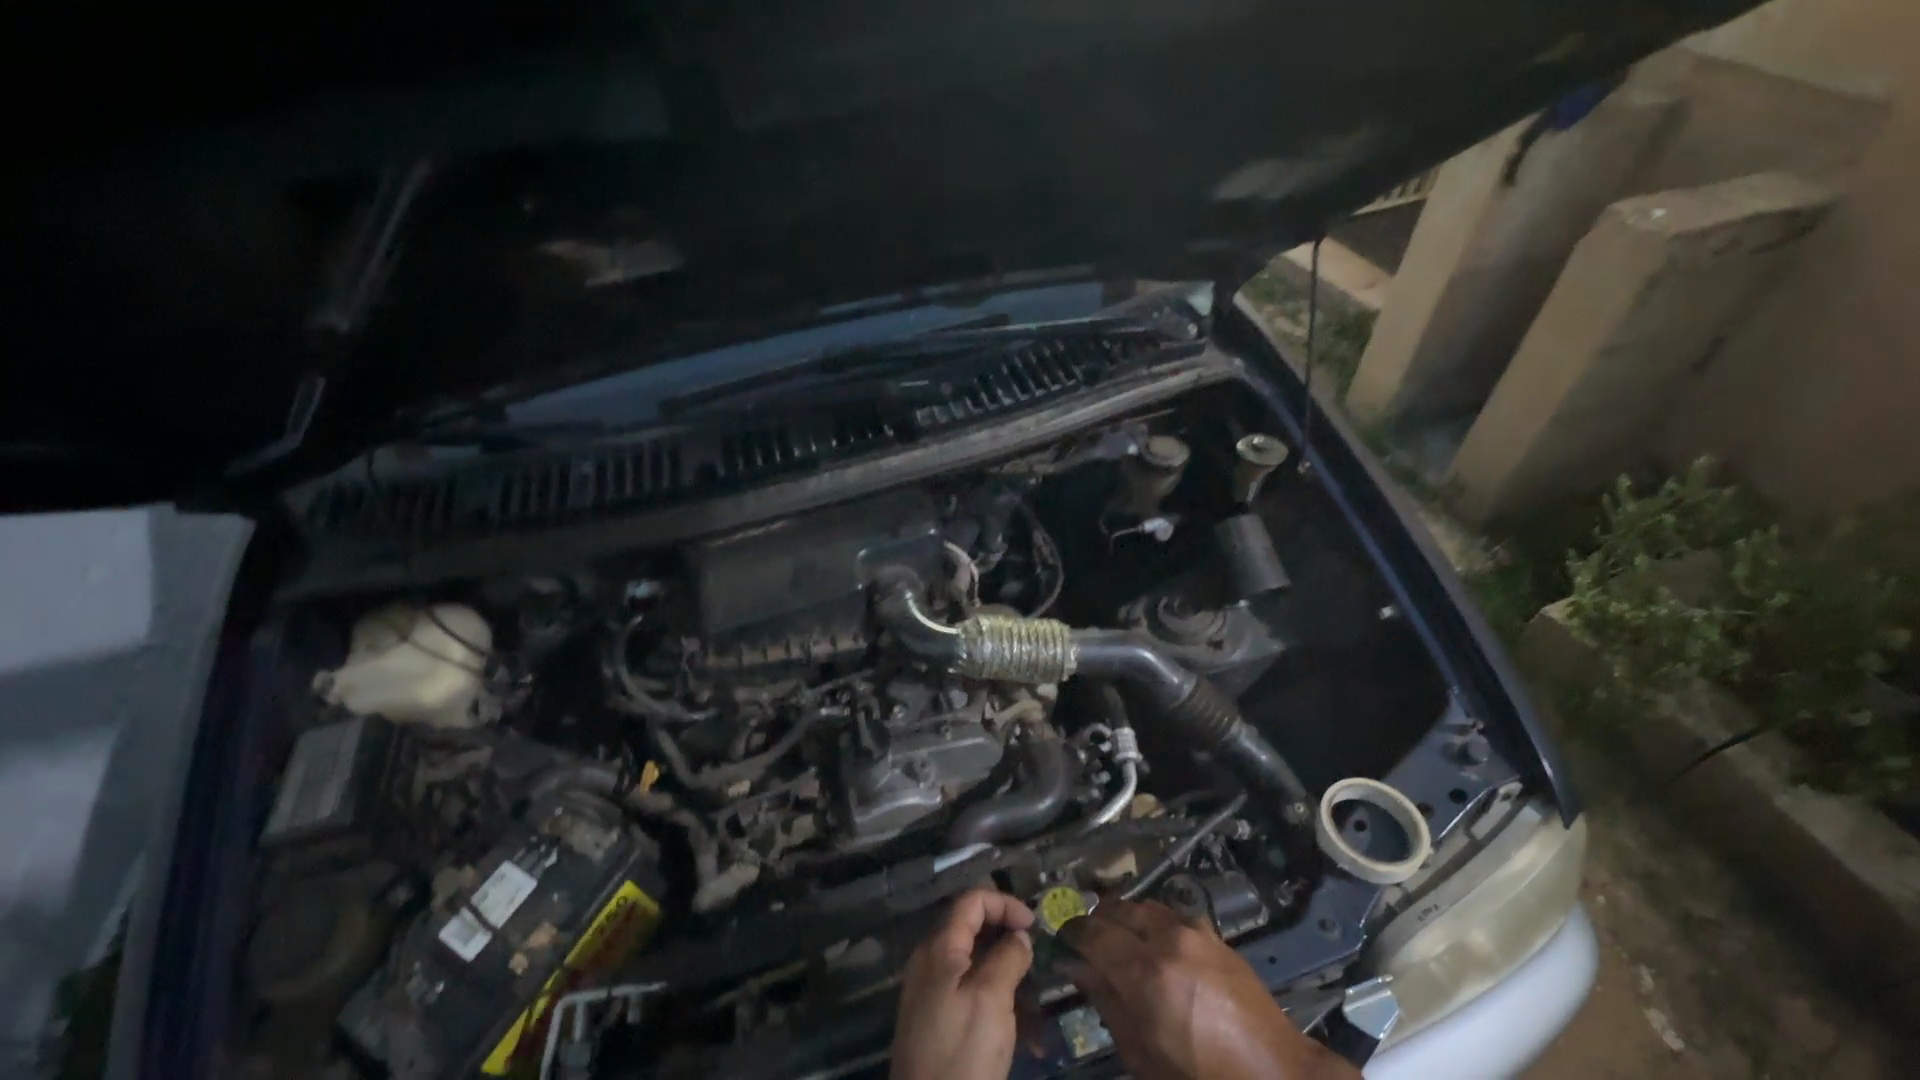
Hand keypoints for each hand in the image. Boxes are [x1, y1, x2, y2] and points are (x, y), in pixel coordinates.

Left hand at [891, 889, 1036, 1079]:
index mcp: (939, 948)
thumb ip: (1007, 958)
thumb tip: (1019, 936)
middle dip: (1006, 934)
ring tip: (1034, 990)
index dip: (1005, 904)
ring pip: (973, 961)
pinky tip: (1019, 1022)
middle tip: (1037, 954)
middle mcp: (930, 962)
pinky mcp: (936, 1019)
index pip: (971, 901)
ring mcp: (931, 991)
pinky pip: (969, 990)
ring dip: (1005, 968)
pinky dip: (995, 994)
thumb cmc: (961, 1052)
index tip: (1035, 927)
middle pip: (971, 927)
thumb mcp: (991, 1000)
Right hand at [1060, 898, 1360, 1079]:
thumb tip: (1077, 968)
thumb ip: (1106, 1002)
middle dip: (1097, 921)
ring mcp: (1196, 932)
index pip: (1092, 933)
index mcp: (1145, 973)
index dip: (1071, 932)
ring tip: (1120, 940)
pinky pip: (1173, 915)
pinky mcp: (1215, 934)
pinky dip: (1155, 922)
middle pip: (1117, 909)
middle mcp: (1168, 940)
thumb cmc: (1198, 1074)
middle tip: (1087, 941)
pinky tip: (1156, 944)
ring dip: (1126, 917)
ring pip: (1145, 906)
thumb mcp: (1141, 1052)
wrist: (1272, 1071)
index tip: (1061, 939)